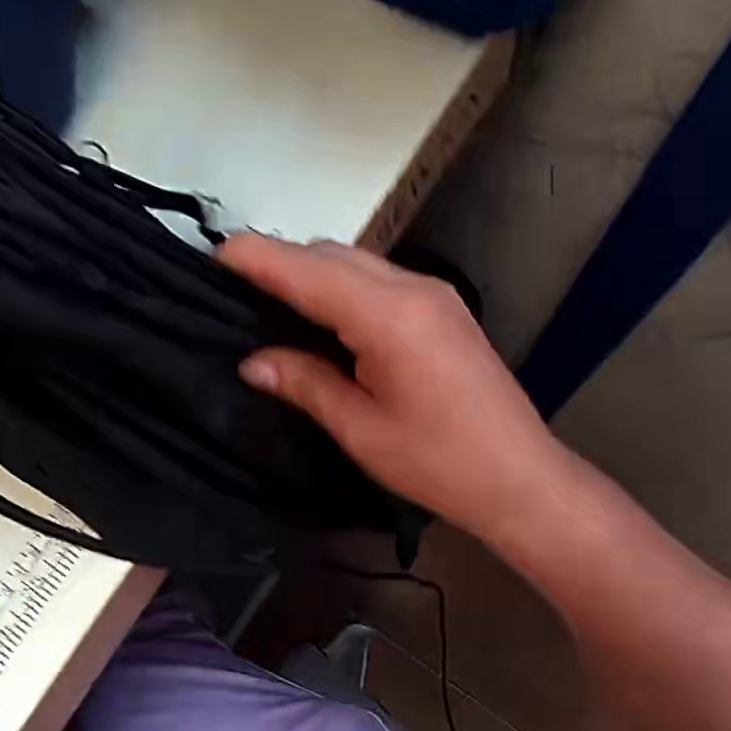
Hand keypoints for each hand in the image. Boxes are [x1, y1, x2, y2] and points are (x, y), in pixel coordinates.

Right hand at [221, 234, 572, 537]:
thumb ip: (304, 383)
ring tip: (271, 308)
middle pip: (331, 254)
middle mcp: (413, 288)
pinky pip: (379, 281)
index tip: (213, 257)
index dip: (257, 258)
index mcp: (388, 316)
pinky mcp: (443, 309)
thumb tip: (254, 361)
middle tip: (235, 294)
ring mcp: (434, 294)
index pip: (307, 270)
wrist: (517, 476)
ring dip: (311, 274)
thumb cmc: (438, 462)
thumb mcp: (360, 428)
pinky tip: (323, 322)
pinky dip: (342, 289)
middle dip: (280, 263)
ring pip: (356, 263)